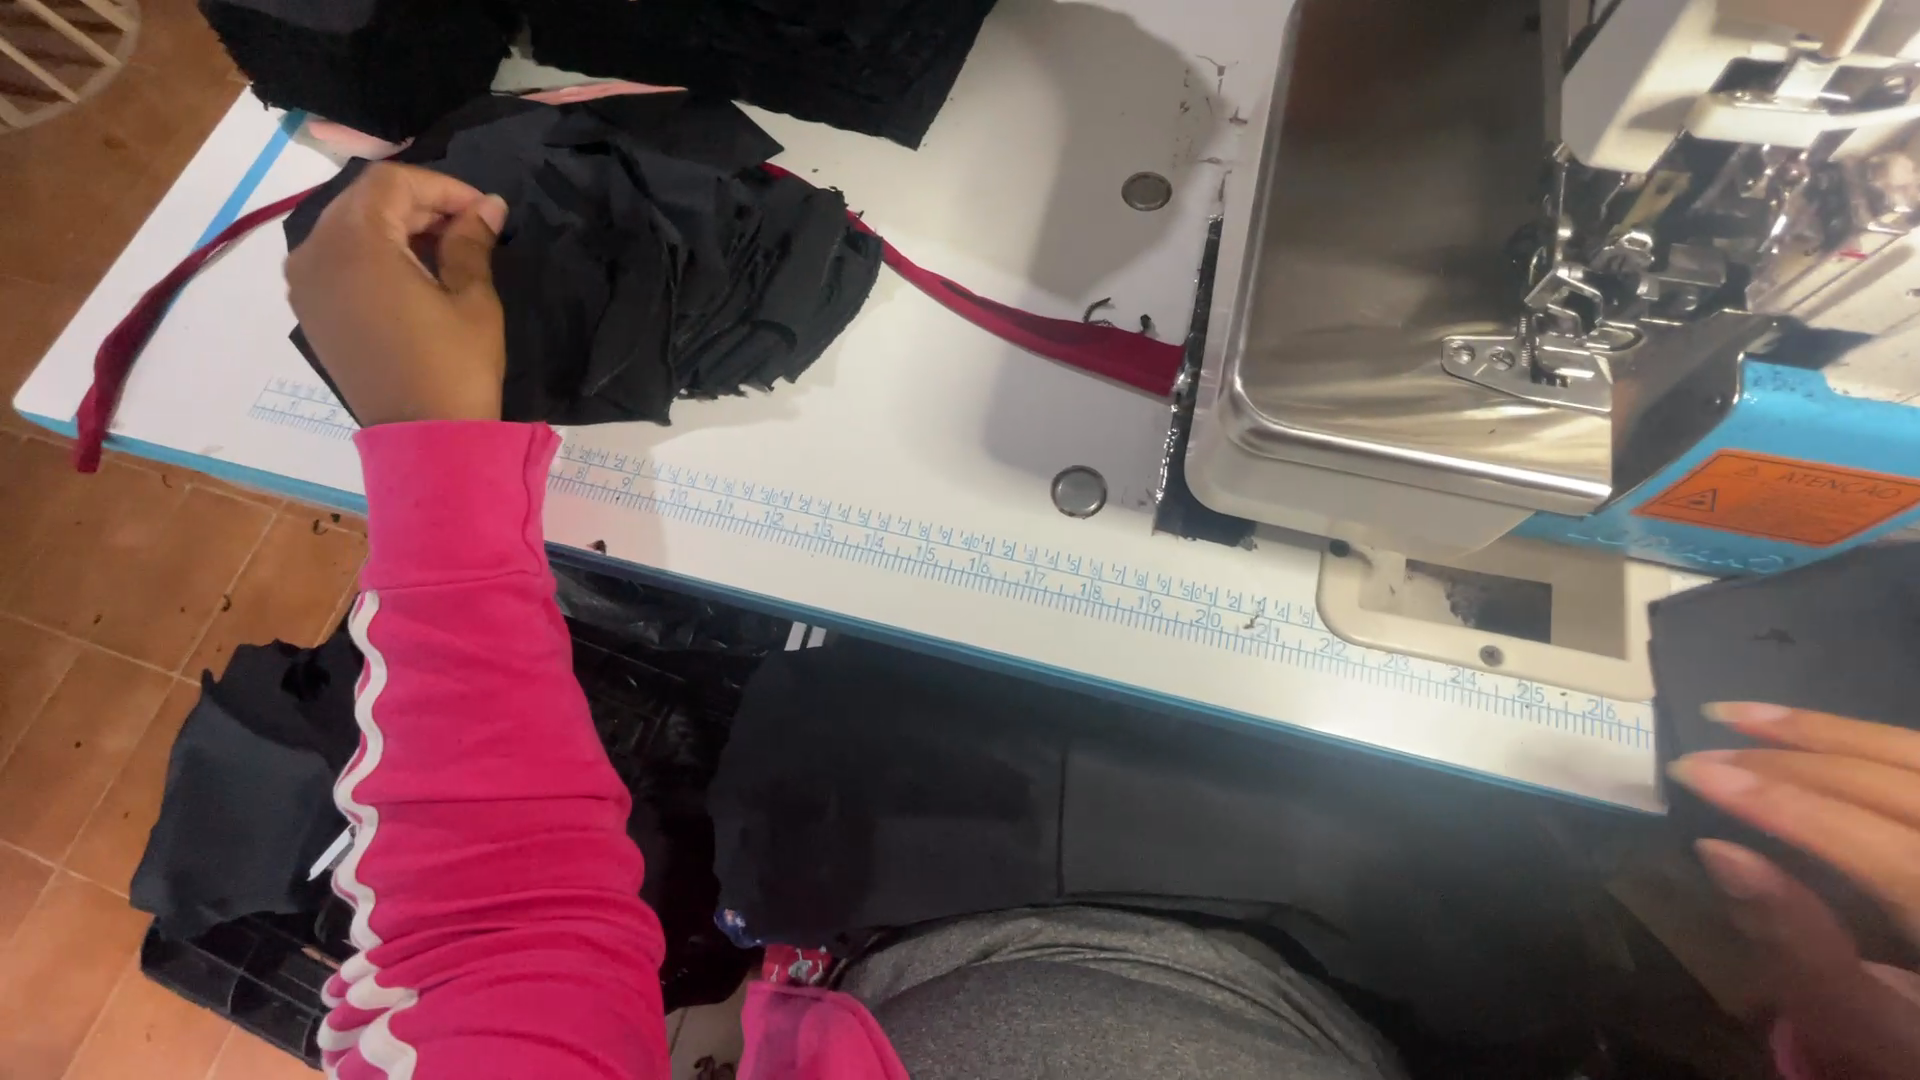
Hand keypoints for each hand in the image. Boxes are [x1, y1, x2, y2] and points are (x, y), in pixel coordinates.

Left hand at [285, 162, 508, 426]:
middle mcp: (315, 250)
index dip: (443, 186)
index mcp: (356, 242)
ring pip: (349, 227)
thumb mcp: (474, 300)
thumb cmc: (457, 366)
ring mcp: (305, 281)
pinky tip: (413, 276)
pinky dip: (375, 254)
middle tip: (471, 228)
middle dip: (420, 205)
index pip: (392, 182)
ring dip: (397, 228)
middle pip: (365, 201)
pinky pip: (338, 259)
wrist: (426, 437)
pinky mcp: (312, 308)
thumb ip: (472, 244)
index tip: (485, 209)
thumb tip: (488, 207)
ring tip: (445, 252)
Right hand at [1668, 705, 1919, 1079]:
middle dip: (1792, 765)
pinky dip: (1868, 739)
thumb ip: (1794, 939)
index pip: (1884, 850)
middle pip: (1904, 794)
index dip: (1781, 804)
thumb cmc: (1905, 1041)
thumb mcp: (1853, 1016)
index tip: (1690, 770)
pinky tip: (1808, 731)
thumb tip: (1718, 850)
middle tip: (1703, 752)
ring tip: (1741, 716)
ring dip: (1826, 733)